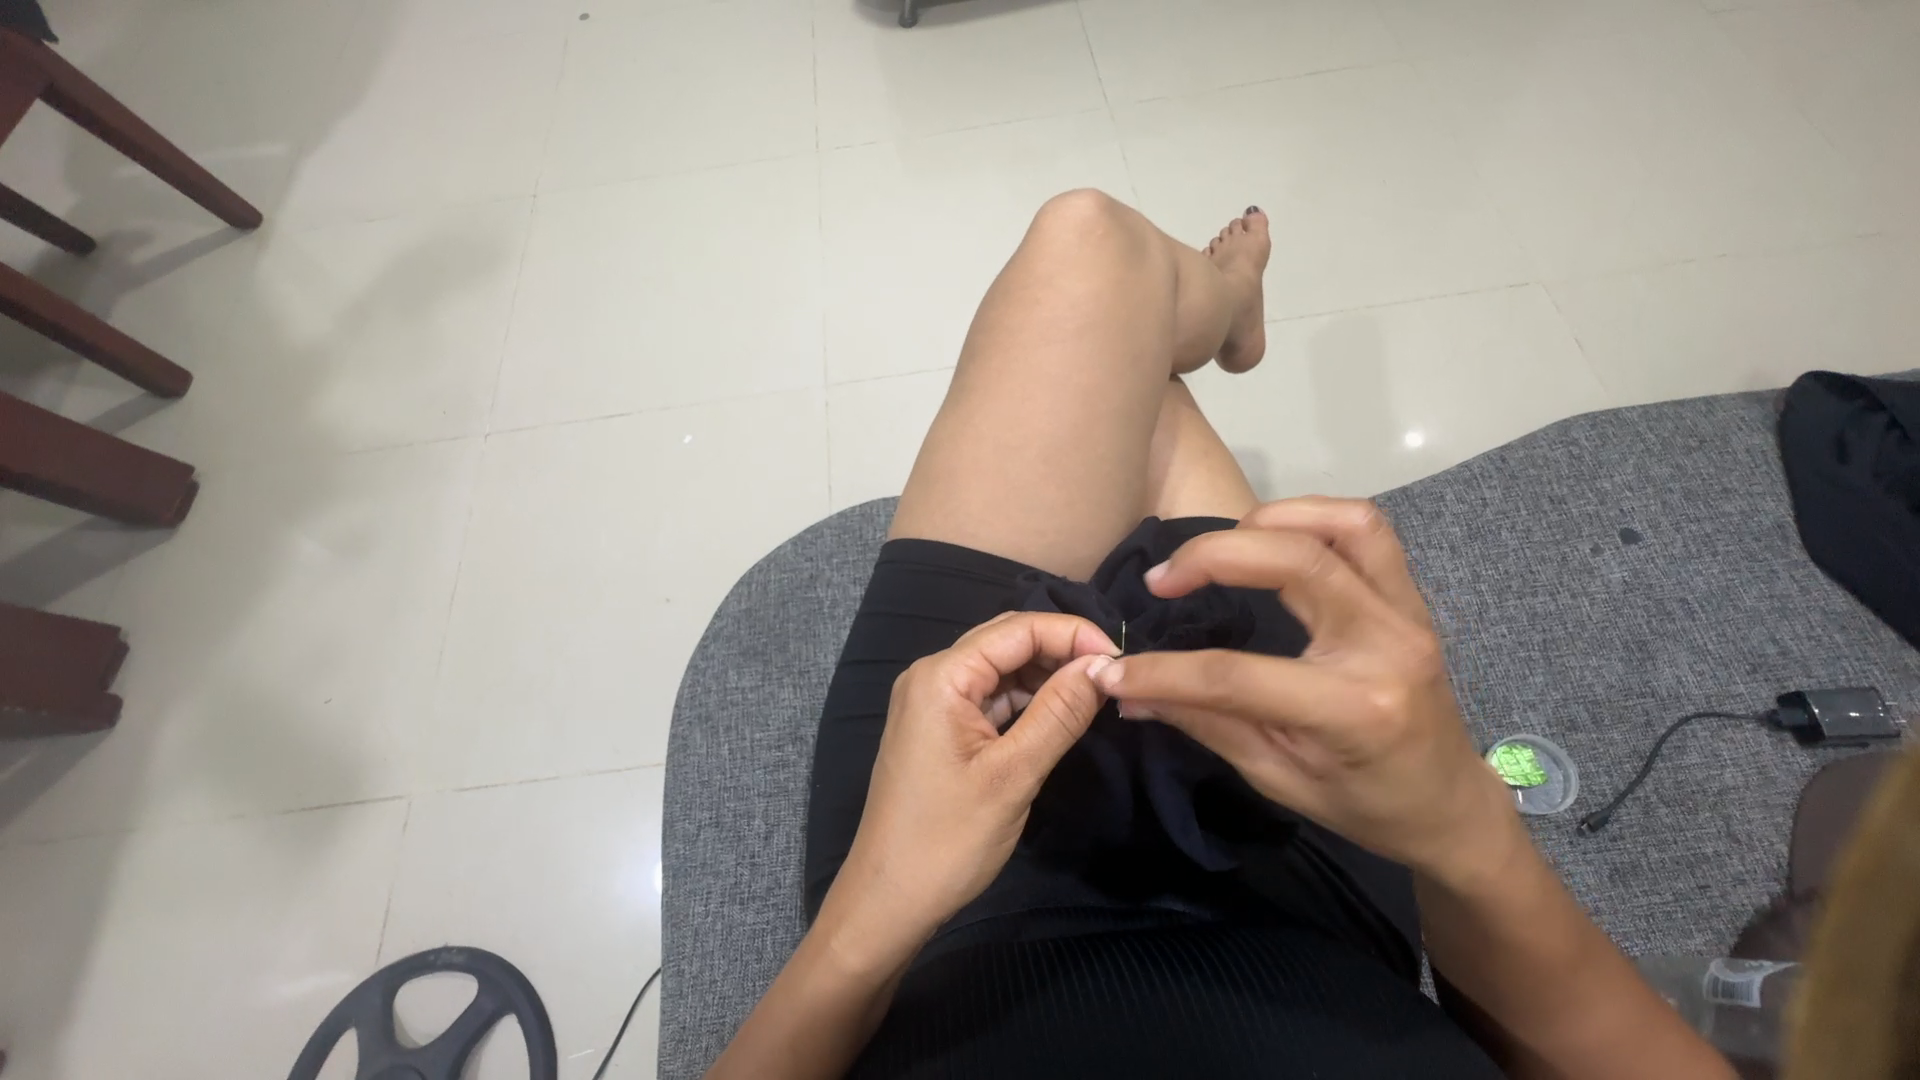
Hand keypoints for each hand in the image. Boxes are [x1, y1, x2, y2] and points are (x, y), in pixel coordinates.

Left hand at [827, 612, 1116, 954]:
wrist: (890, 899)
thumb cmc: (947, 840)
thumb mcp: (1013, 775)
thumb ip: (1059, 713)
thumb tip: (1103, 665)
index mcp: (941, 676)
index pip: (1018, 629)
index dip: (1074, 634)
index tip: (1121, 658)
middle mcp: (933, 675)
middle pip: (1008, 641)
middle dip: (1063, 650)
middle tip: (1114, 676)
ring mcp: (934, 701)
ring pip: (1002, 668)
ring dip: (1047, 675)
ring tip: (1096, 693)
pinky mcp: (941, 726)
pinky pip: (991, 697)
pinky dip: (1027, 700)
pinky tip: (1061, 712)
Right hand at [1089, 497, 1518, 880]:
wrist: (1450, 806)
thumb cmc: (1362, 804)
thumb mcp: (1275, 775)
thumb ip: (1202, 723)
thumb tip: (1127, 694)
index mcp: (1352, 709)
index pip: (1236, 674)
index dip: (1160, 671)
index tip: (1111, 669)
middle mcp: (1386, 645)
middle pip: (1294, 564)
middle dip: (1211, 558)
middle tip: (1161, 581)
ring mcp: (1407, 613)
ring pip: (1339, 526)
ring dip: (1266, 522)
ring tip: (1218, 548)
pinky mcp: (1410, 598)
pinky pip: (1366, 529)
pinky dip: (1311, 516)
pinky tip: (1269, 536)